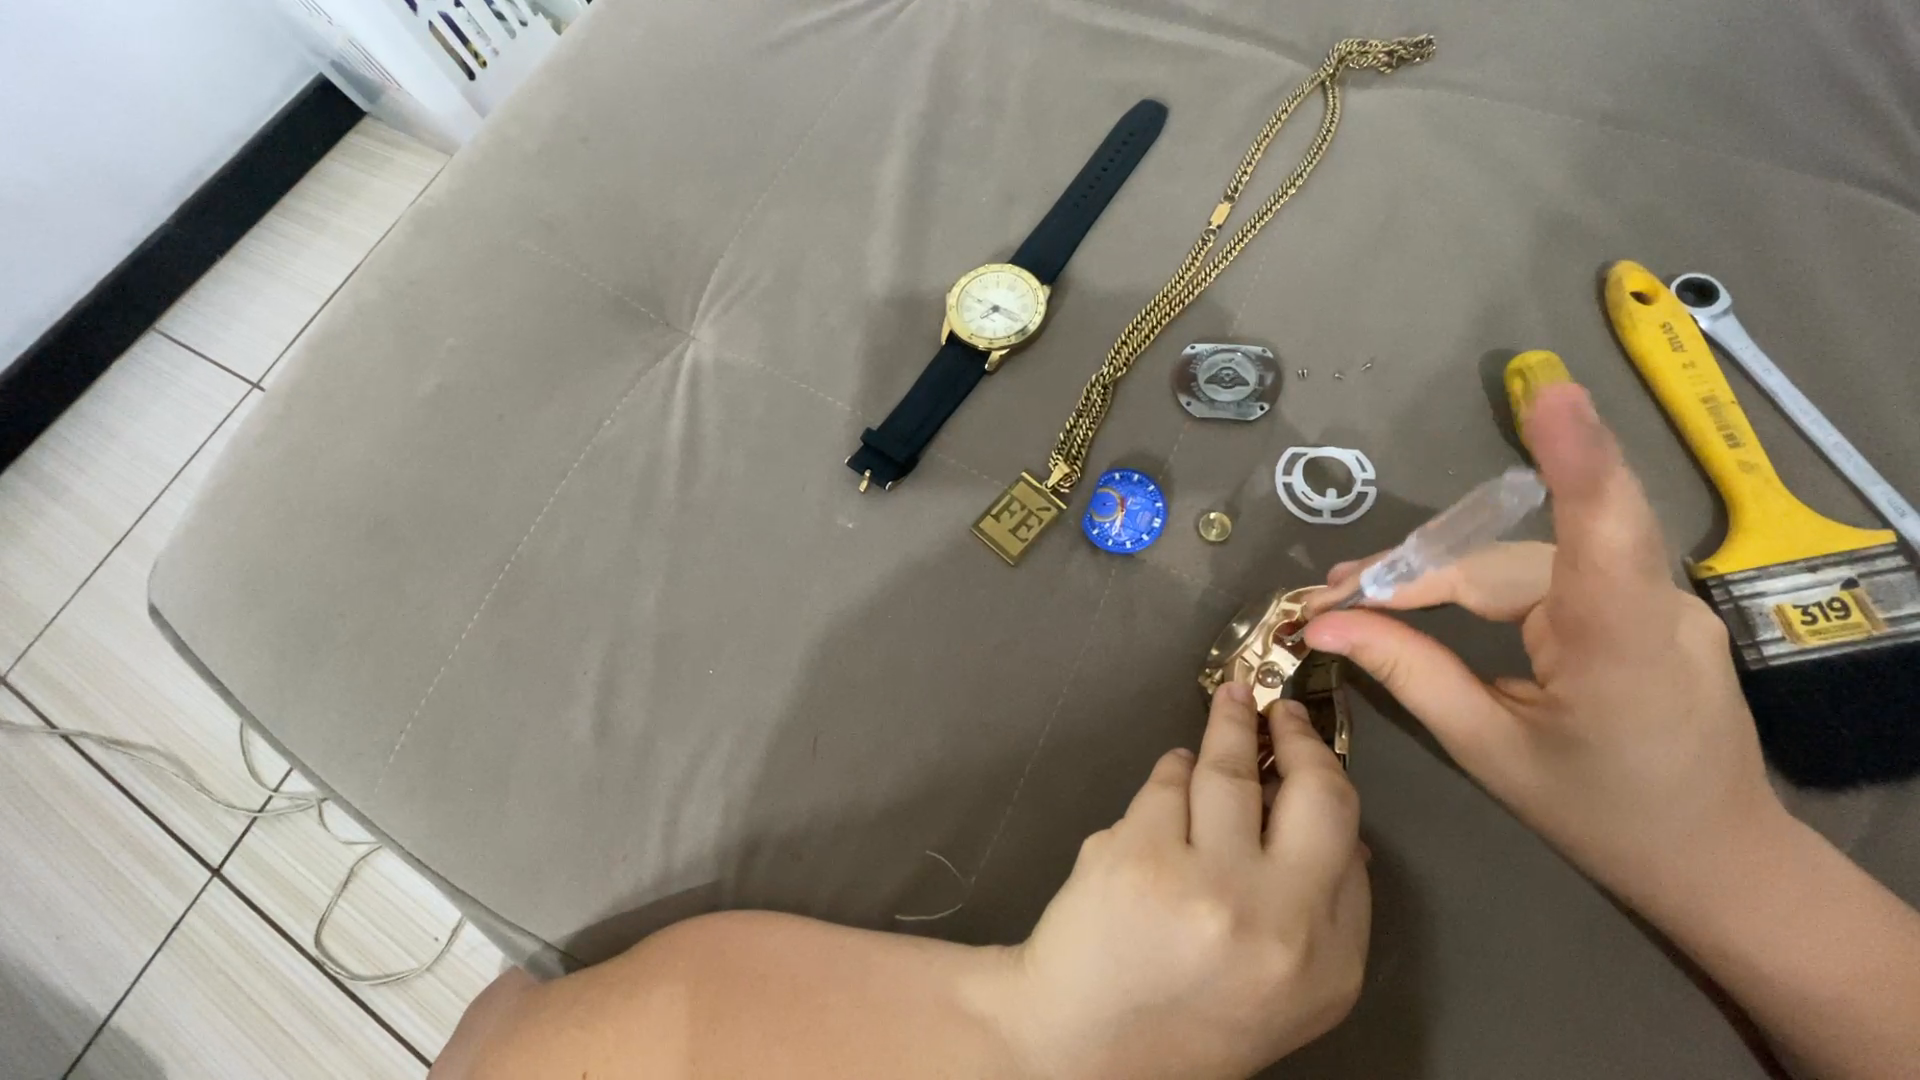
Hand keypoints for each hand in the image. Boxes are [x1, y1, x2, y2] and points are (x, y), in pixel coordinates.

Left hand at [996, 684, 1369, 1079]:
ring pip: (1227, 772)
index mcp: (1328, 964)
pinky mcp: (1139, 857)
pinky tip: (1173, 771)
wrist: (1085, 1046)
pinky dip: (1172, 769)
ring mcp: (1205, 886)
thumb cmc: (1190, 1013)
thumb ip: (1328, 915)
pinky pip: (1166, 782)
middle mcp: (1277, 923)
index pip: (1349, 840)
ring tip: (1226, 702)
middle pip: (1313, 794)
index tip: (1311, 746)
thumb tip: (1346, 835)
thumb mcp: (1289, 993)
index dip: (1327, 777)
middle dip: (1296, 736)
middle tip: (1277, 706)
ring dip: (1226, 728)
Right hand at [1301, 383, 1788, 915]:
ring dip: (1441, 574)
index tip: (1552, 395)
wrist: (1713, 857)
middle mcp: (1650, 606)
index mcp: (1623, 649)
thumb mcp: (1487, 748)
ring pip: (1521, 563)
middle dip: (1418, 569)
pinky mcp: (1641, 603)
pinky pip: (1545, 576)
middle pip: (1512, 560)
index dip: (1578, 462)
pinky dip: (1478, 585)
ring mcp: (1652, 600)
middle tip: (1332, 592)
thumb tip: (1324, 623)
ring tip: (1361, 594)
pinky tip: (1427, 596)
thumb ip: (1407, 671)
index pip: (1602, 538)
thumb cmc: (1599, 812)